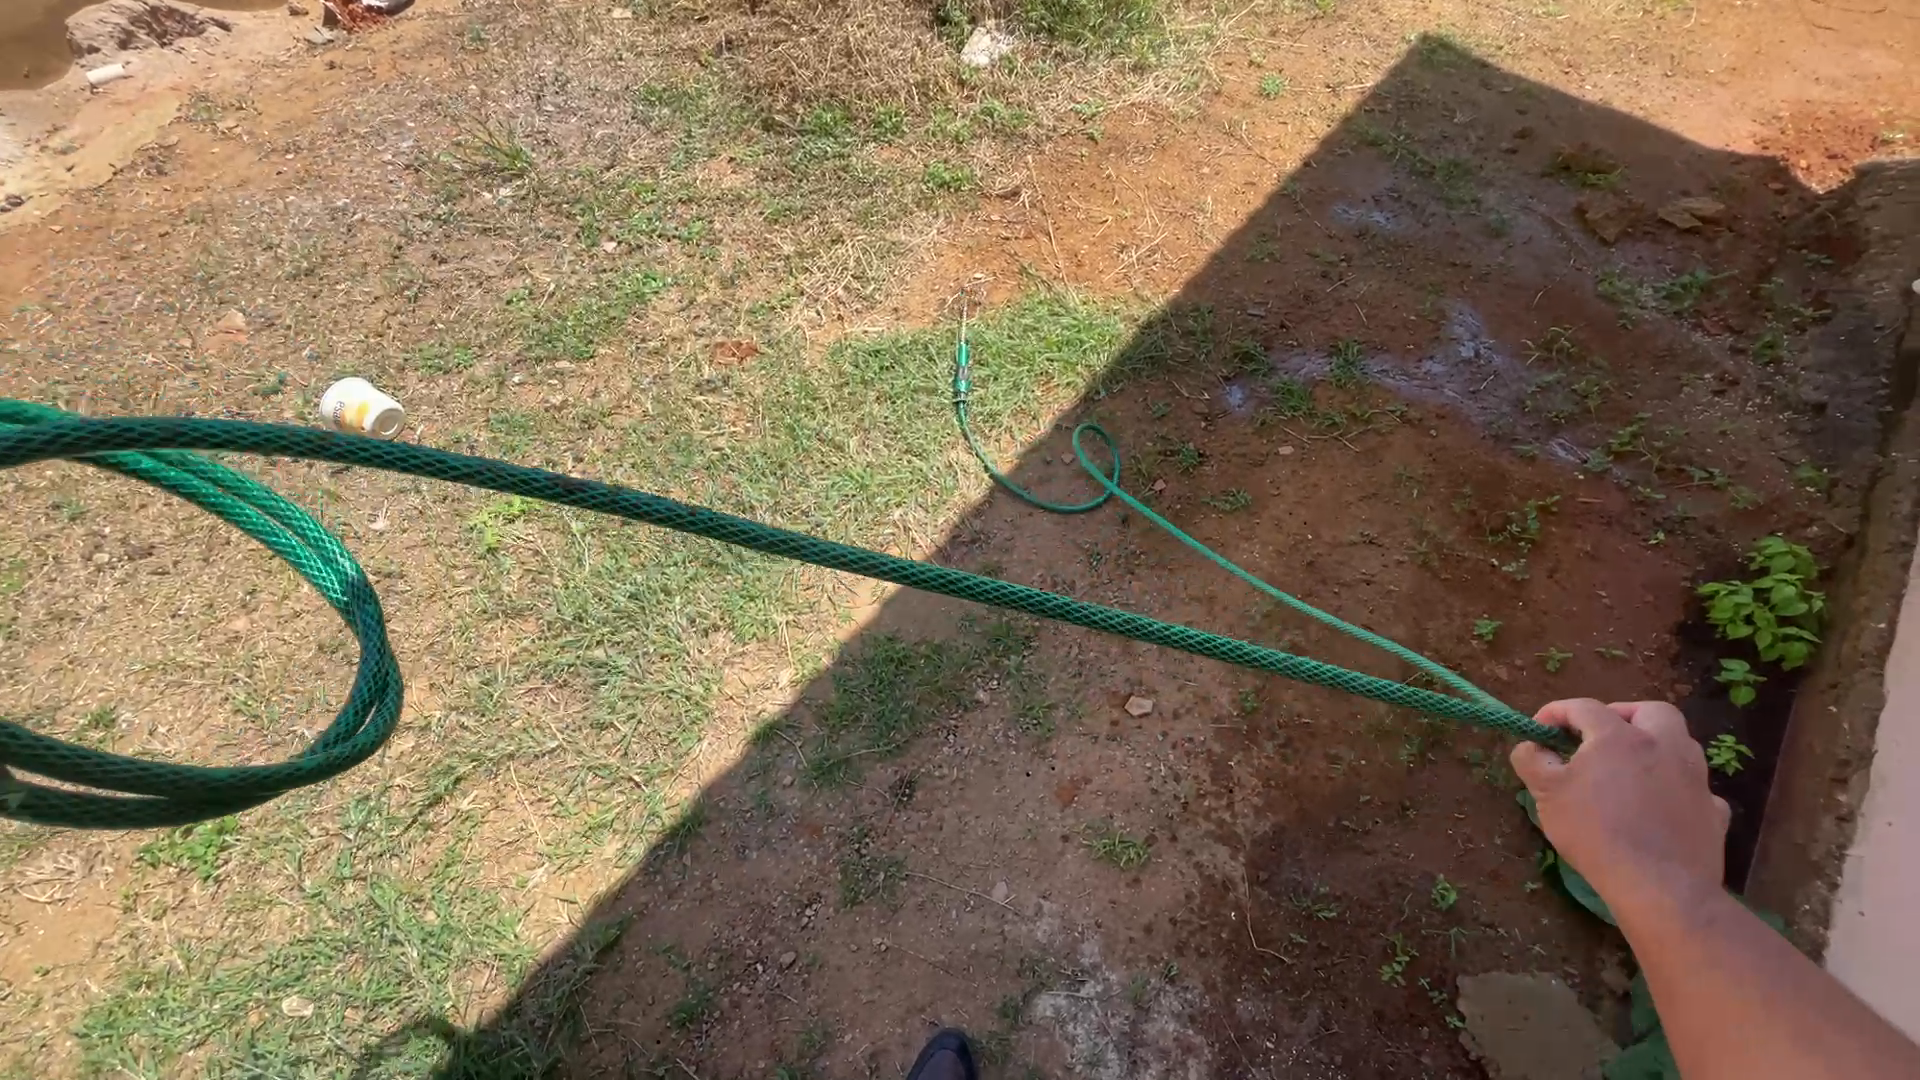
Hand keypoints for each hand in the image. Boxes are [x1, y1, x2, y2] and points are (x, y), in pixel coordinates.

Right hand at [1510, 699, 1730, 921]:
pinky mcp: (1714, 812)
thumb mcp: (1544, 791)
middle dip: (1623, 714)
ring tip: (1627, 766)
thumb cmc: (1593, 829)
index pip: (1584, 707)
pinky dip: (1674, 785)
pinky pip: (1695, 786)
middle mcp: (1664, 748)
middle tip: (1597, 733)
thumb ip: (1531, 759)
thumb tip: (1532, 747)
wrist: (1658, 885)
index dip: (1556, 712)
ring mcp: (1696, 780)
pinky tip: (1658, 803)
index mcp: (1620, 738)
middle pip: (1653, 711)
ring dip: (1653, 745)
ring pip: (1681, 744)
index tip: (1538, 730)